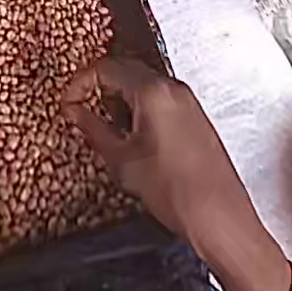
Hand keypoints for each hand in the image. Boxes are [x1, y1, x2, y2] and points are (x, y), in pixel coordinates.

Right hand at [65, 57, 249, 238]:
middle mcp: (172, 88)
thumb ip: (93, 128)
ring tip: (107, 124)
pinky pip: (159, 96)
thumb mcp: (122, 161)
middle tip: (82, 107)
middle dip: (99, 85)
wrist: (222, 222)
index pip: (105, 68)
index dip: (80, 83)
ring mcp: (187, 101)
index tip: (69, 102)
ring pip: (142, 82)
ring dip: (119, 95)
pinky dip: (139, 105)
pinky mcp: (195, 116)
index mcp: (152, 91)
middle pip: (125, 68)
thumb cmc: (176, 192)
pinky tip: (133, 134)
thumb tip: (74, 112)